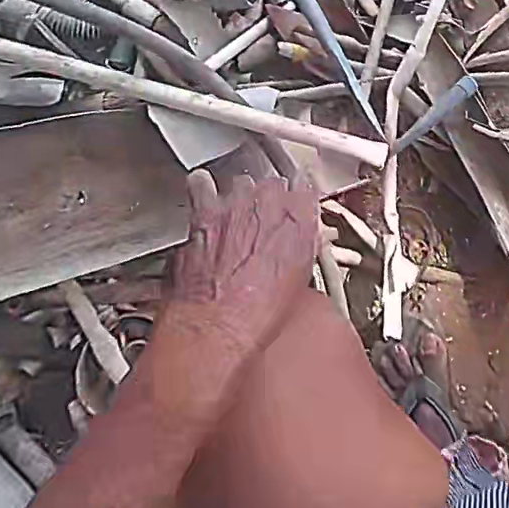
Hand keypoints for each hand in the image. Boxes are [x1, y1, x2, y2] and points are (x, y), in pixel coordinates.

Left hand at [166, 171, 319, 359]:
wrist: (219, 325)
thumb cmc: (260, 309)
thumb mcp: (301, 276)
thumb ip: (305, 243)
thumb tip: (307, 236)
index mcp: (300, 216)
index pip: (306, 187)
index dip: (300, 197)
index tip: (297, 203)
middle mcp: (269, 203)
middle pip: (272, 183)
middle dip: (269, 198)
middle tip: (265, 219)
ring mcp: (235, 204)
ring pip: (240, 182)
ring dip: (239, 195)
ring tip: (237, 211)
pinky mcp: (202, 213)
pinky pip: (201, 186)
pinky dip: (202, 186)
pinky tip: (201, 188)